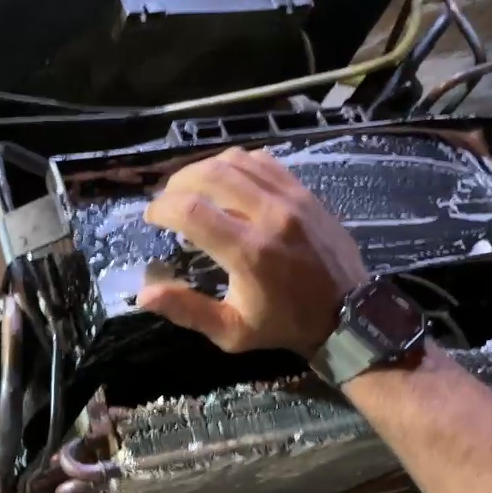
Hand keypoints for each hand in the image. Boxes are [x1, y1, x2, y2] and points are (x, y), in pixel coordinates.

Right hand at [136, 147, 369, 355]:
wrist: (348, 313)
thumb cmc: (282, 325)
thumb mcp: (230, 331)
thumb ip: (186, 310)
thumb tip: (143, 294)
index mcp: (249, 252)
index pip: (192, 211)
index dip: (162, 208)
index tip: (152, 218)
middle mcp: (270, 216)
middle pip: (211, 174)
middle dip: (178, 182)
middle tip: (167, 200)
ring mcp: (292, 198)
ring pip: (237, 161)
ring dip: (205, 169)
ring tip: (192, 189)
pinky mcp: (305, 192)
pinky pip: (263, 162)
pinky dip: (236, 166)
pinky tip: (227, 184)